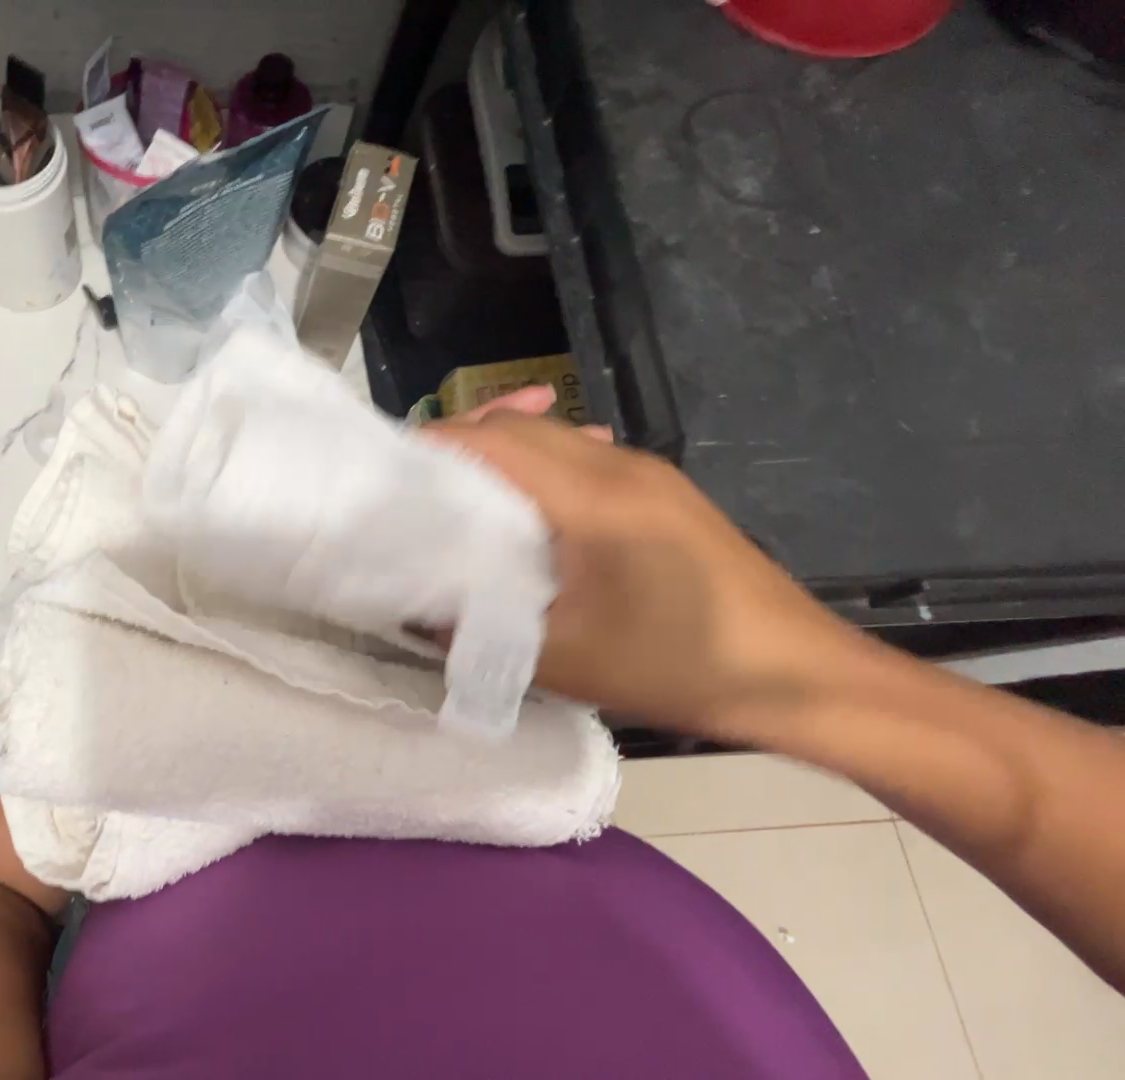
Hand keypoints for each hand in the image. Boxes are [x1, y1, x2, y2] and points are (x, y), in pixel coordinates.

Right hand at [423, 387, 872, 741]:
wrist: (803, 678)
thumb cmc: (678, 667)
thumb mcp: (563, 660)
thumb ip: (480, 631)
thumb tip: (421, 611)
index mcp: (594, 497)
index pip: (496, 440)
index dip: (436, 444)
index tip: (390, 470)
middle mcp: (619, 466)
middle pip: (520, 426)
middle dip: (458, 441)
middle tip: (412, 483)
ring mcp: (648, 474)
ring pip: (551, 435)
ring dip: (498, 451)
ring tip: (455, 492)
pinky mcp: (663, 493)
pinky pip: (582, 456)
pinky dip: (536, 466)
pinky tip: (524, 505)